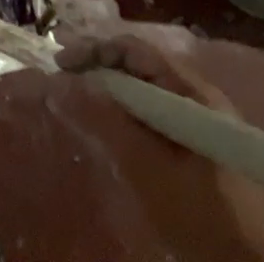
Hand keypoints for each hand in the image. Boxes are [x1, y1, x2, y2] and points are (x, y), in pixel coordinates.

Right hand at [55, 35, 263, 260]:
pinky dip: (126, 108)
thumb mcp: (145, 165)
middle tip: (62, 79)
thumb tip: (63, 81)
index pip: (136, 51)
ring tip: (77, 97)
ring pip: (146, 88)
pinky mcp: (199, 142)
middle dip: (98, 67)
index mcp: (195, 95)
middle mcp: (201, 99)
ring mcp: (203, 121)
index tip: (60, 65)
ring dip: (110, 88)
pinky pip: (155, 110)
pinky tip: (107, 122)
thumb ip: (105, 118)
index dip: (94, 50)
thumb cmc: (197, 214)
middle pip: (141, 65)